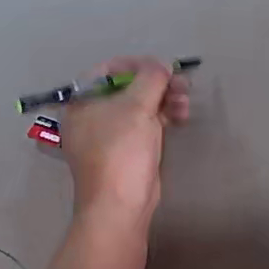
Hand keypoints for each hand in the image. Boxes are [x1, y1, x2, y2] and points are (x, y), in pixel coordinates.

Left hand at [63, 56, 189, 226]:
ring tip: (186, 103)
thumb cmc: (121, 150)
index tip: (164, 68)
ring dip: (165, 99)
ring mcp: (110, 133)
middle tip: (183, 85)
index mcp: (82, 101)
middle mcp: (92, 114)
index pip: (109, 69)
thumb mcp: (137, 106)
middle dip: (158, 84)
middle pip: (128, 87)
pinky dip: (163, 116)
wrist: (120, 204)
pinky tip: (181, 116)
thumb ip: (152, 78)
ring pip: (140, 105)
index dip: (138, 64)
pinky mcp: (127, 148)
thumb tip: (163, 64)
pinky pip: (145, 123)